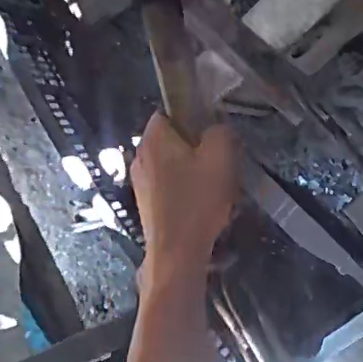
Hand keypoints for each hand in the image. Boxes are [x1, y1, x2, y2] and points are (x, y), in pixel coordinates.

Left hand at [131, 114, 238, 274]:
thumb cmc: (197, 199)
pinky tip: (204, 200)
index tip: (215, 128)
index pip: (169, 110)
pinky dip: (186, 185)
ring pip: (172, 161)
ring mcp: (141, 181)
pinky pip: (169, 183)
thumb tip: (217, 128)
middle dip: (196, 143)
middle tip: (221, 156)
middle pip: (172, 138)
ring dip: (193, 166)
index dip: (193, 114)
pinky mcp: (147, 202)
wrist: (176, 251)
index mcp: (155, 138)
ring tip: (216, 181)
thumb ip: (220, 133)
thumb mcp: (220, 158)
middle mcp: (141, 155)